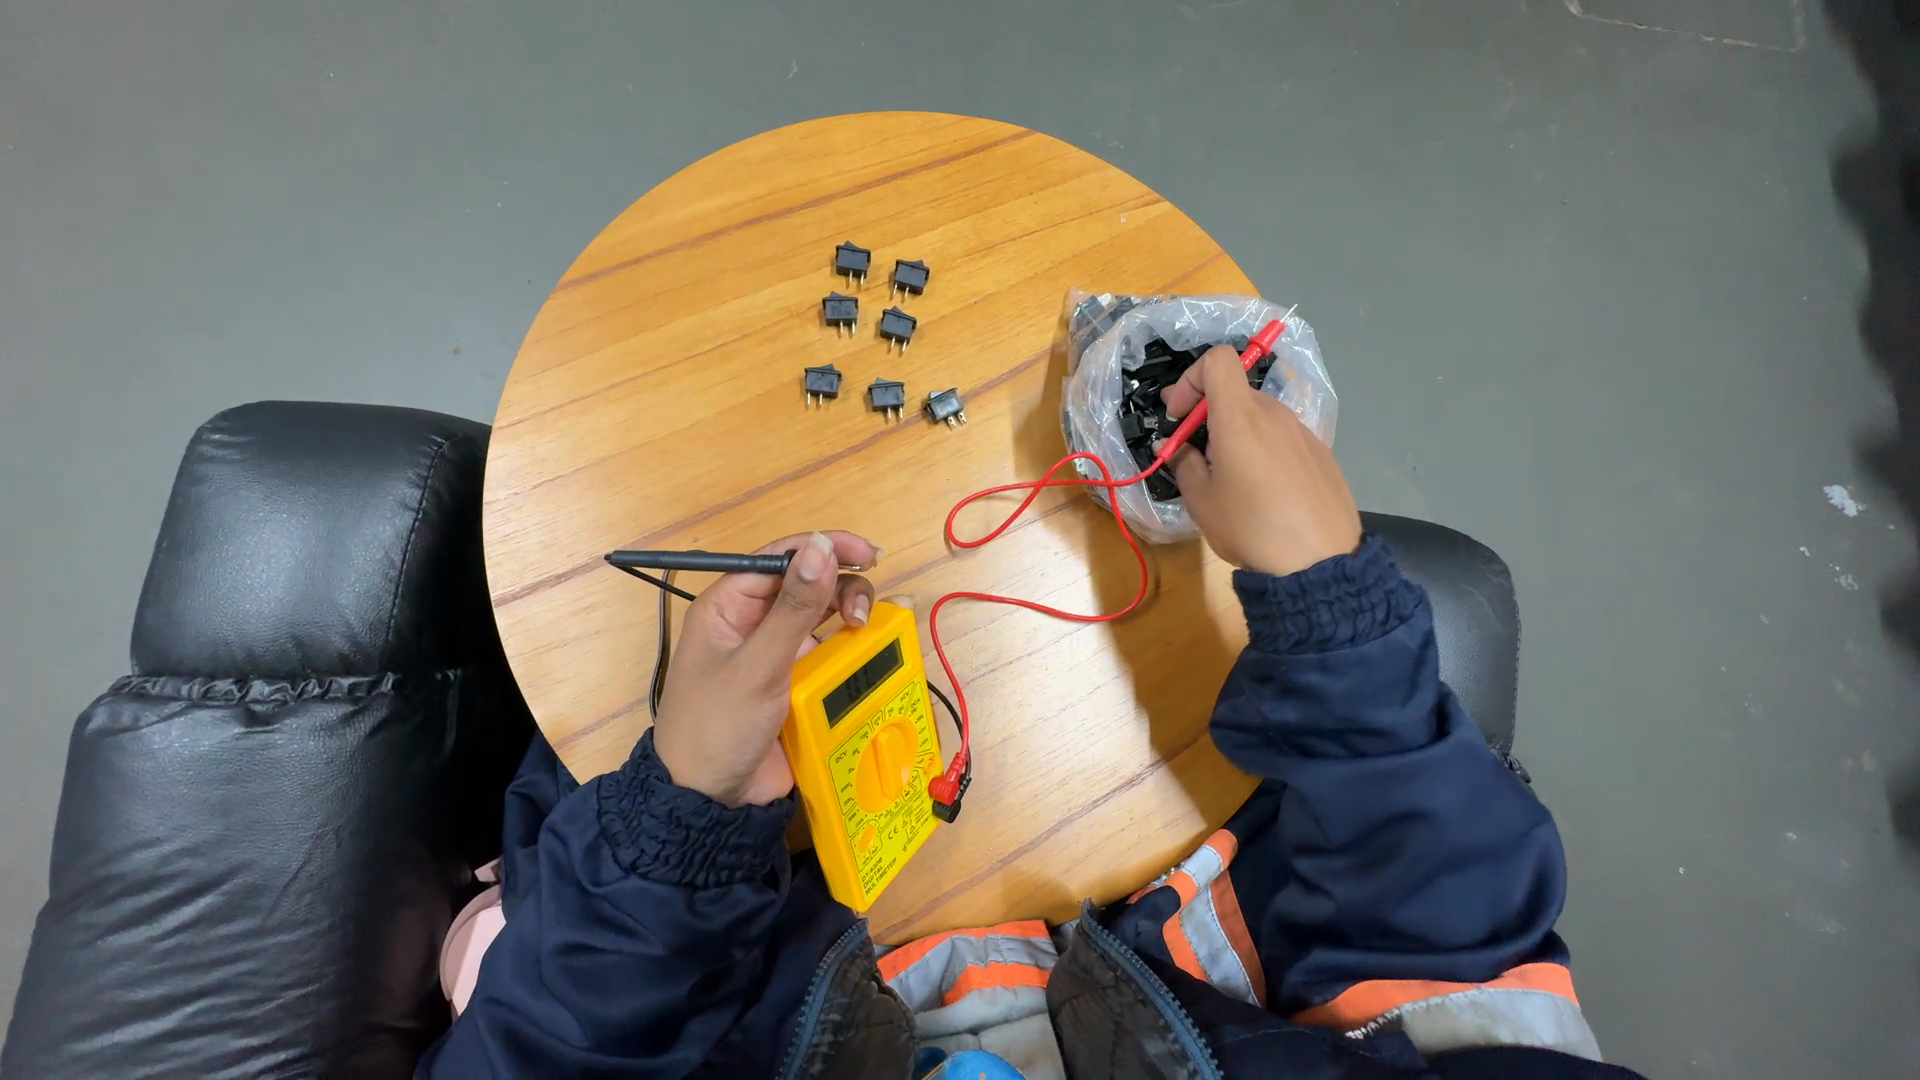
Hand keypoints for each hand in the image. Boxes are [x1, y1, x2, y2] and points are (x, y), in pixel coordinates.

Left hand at [652, 531, 879, 805]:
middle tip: (860, 612)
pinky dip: (853, 644)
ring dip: (850, 612)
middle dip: (841, 585)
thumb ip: (794, 607)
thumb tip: (822, 545)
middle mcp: (755, 621)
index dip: (824, 547)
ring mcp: (779, 651)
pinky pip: (831, 650)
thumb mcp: (757, 665)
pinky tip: (872, 645)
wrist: (712, 803)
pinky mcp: (799, 680)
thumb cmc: (718, 728)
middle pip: (809, 581)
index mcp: (729, 606)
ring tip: (863, 628)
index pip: (781, 557)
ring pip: (825, 613)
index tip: (867, 554)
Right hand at [1161, 345, 1361, 575]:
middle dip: (1208, 415)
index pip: (1217, 360)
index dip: (1190, 380)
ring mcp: (1303, 432)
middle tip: (1195, 453)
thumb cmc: (1249, 526)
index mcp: (1240, 417)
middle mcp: (1274, 414)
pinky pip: (1283, 439)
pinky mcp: (1322, 454)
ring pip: (1260, 417)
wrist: (1319, 562)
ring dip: (1236, 434)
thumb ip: (1184, 463)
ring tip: (1231, 479)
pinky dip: (1264, 450)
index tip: (1179, 417)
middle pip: (1236, 392)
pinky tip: (1265, 492)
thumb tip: (1181, 447)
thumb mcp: (1200, 500)